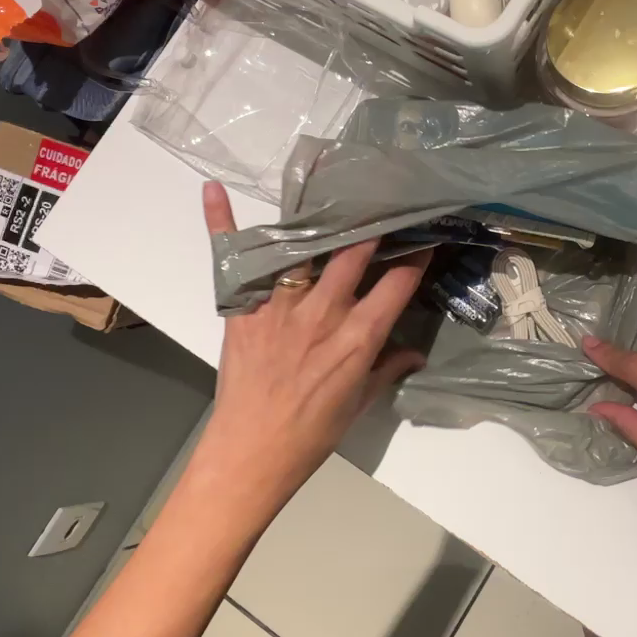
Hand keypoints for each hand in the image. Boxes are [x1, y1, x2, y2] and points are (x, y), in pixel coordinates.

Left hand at [194, 182, 430, 515]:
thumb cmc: (312, 433)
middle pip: (353, 255)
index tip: (424, 237)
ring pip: (303, 250)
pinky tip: (212, 191)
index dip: (414, 258)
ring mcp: (279, 308)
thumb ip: (387, 369)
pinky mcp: (243, 310)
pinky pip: (233, 263)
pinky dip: (221, 226)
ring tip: (327, 184)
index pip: (396, 285)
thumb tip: (416, 354)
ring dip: (317, 219)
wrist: (252, 453)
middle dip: (372, 223)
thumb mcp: (359, 403)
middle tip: (382, 198)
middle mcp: (322, 314)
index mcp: (357, 338)